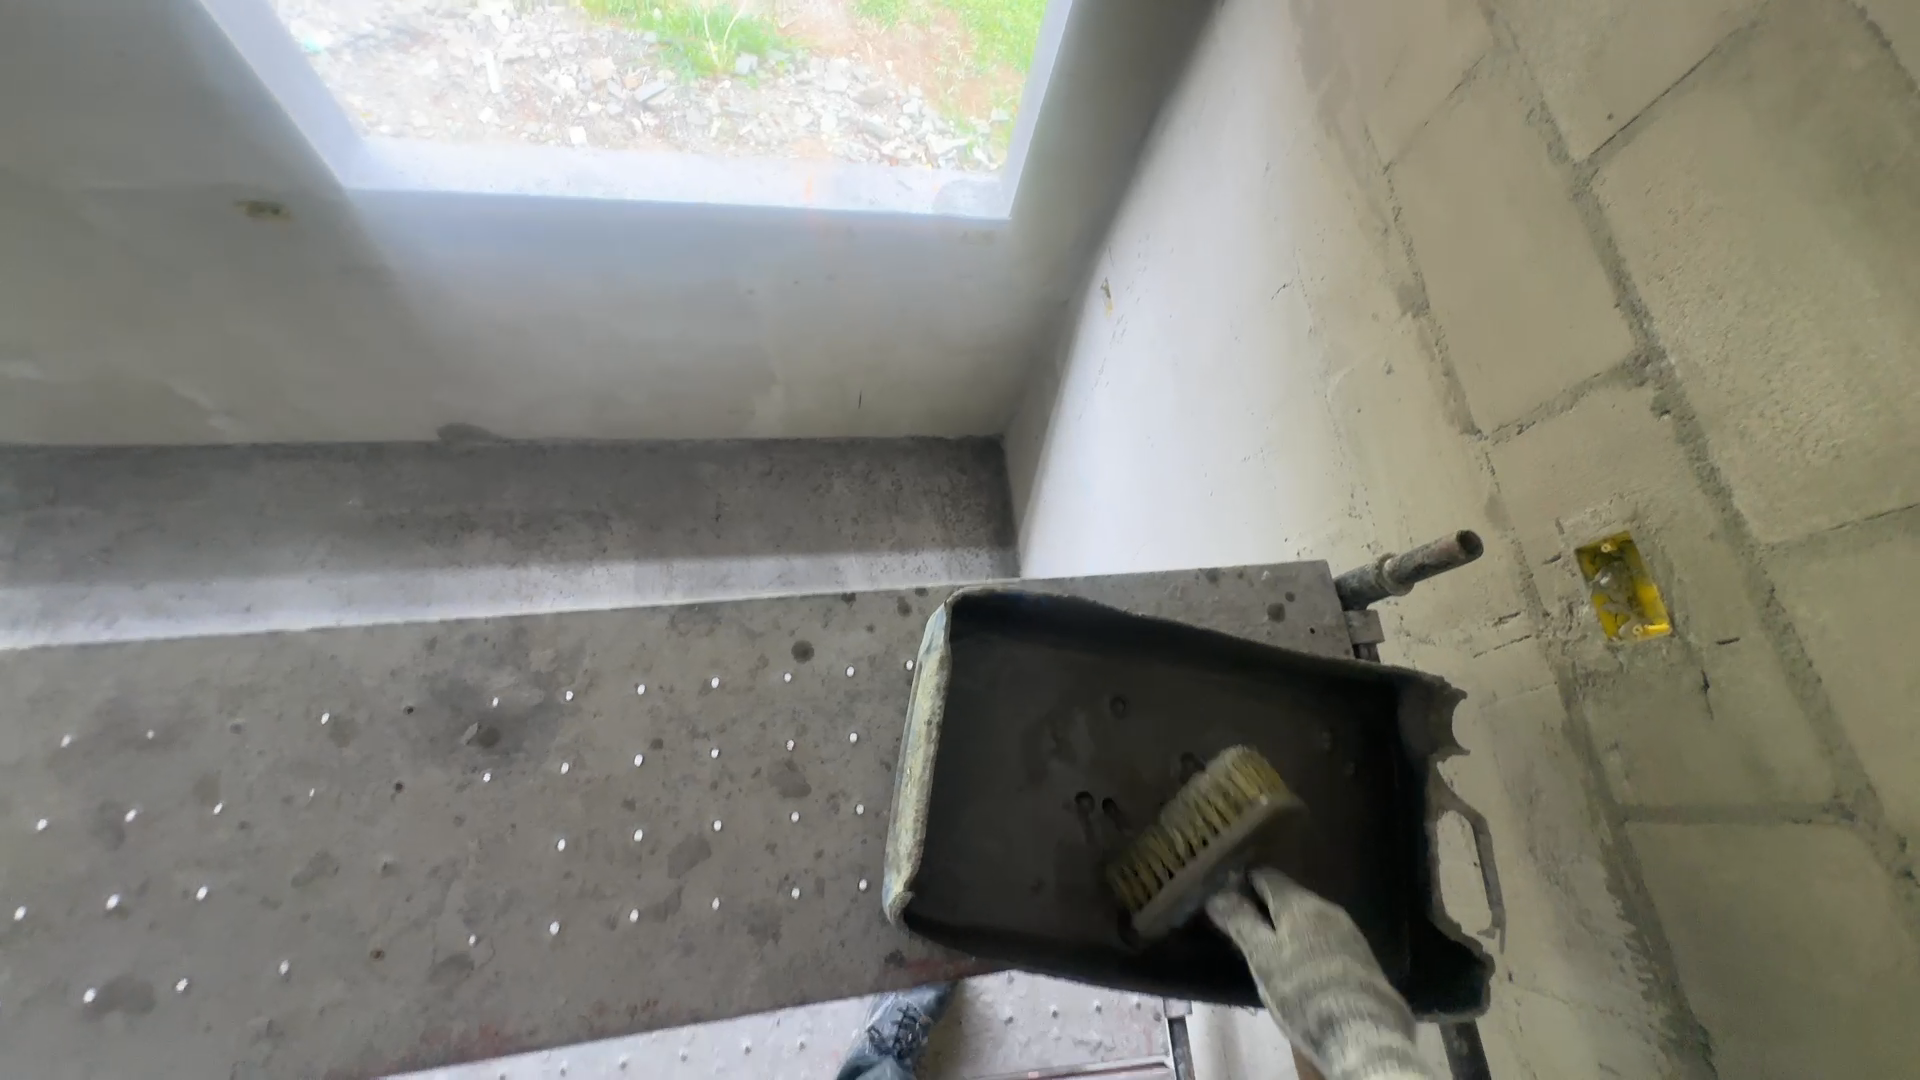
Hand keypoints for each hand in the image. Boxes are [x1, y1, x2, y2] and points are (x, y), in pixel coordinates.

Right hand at [1206, 868, 1435, 1079]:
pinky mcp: (1363, 961)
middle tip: (1243, 926)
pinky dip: (1307, 946)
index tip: (1224, 895)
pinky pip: (1325, 941)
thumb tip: (1216, 894)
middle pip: (1288, 897)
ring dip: (1287, 929)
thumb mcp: (1261, 957)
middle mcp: (1326, 908)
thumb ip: (1239, 921)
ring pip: (1308, 920)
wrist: (1366, 1038)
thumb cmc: (1303, 991)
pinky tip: (1301, 969)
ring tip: (1269, 950)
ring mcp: (1349, 934)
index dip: (1242, 881)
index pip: (1265, 875)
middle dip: (1264, 907)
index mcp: (1299, 902)